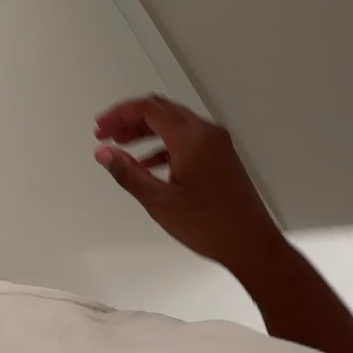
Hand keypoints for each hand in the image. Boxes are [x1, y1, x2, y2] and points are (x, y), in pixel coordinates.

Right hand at [94, 95, 285, 273]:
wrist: (252, 244)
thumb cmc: (206, 224)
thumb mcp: (159, 201)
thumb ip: (128, 173)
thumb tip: (103, 153)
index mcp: (191, 137)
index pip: (149, 109)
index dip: (120, 114)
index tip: (100, 127)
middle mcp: (206, 132)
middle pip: (162, 111)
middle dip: (130, 119)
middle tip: (105, 134)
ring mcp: (217, 144)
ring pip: (174, 124)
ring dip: (145, 131)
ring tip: (120, 146)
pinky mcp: (221, 157)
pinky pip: (187, 140)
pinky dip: (164, 145)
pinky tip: (147, 164)